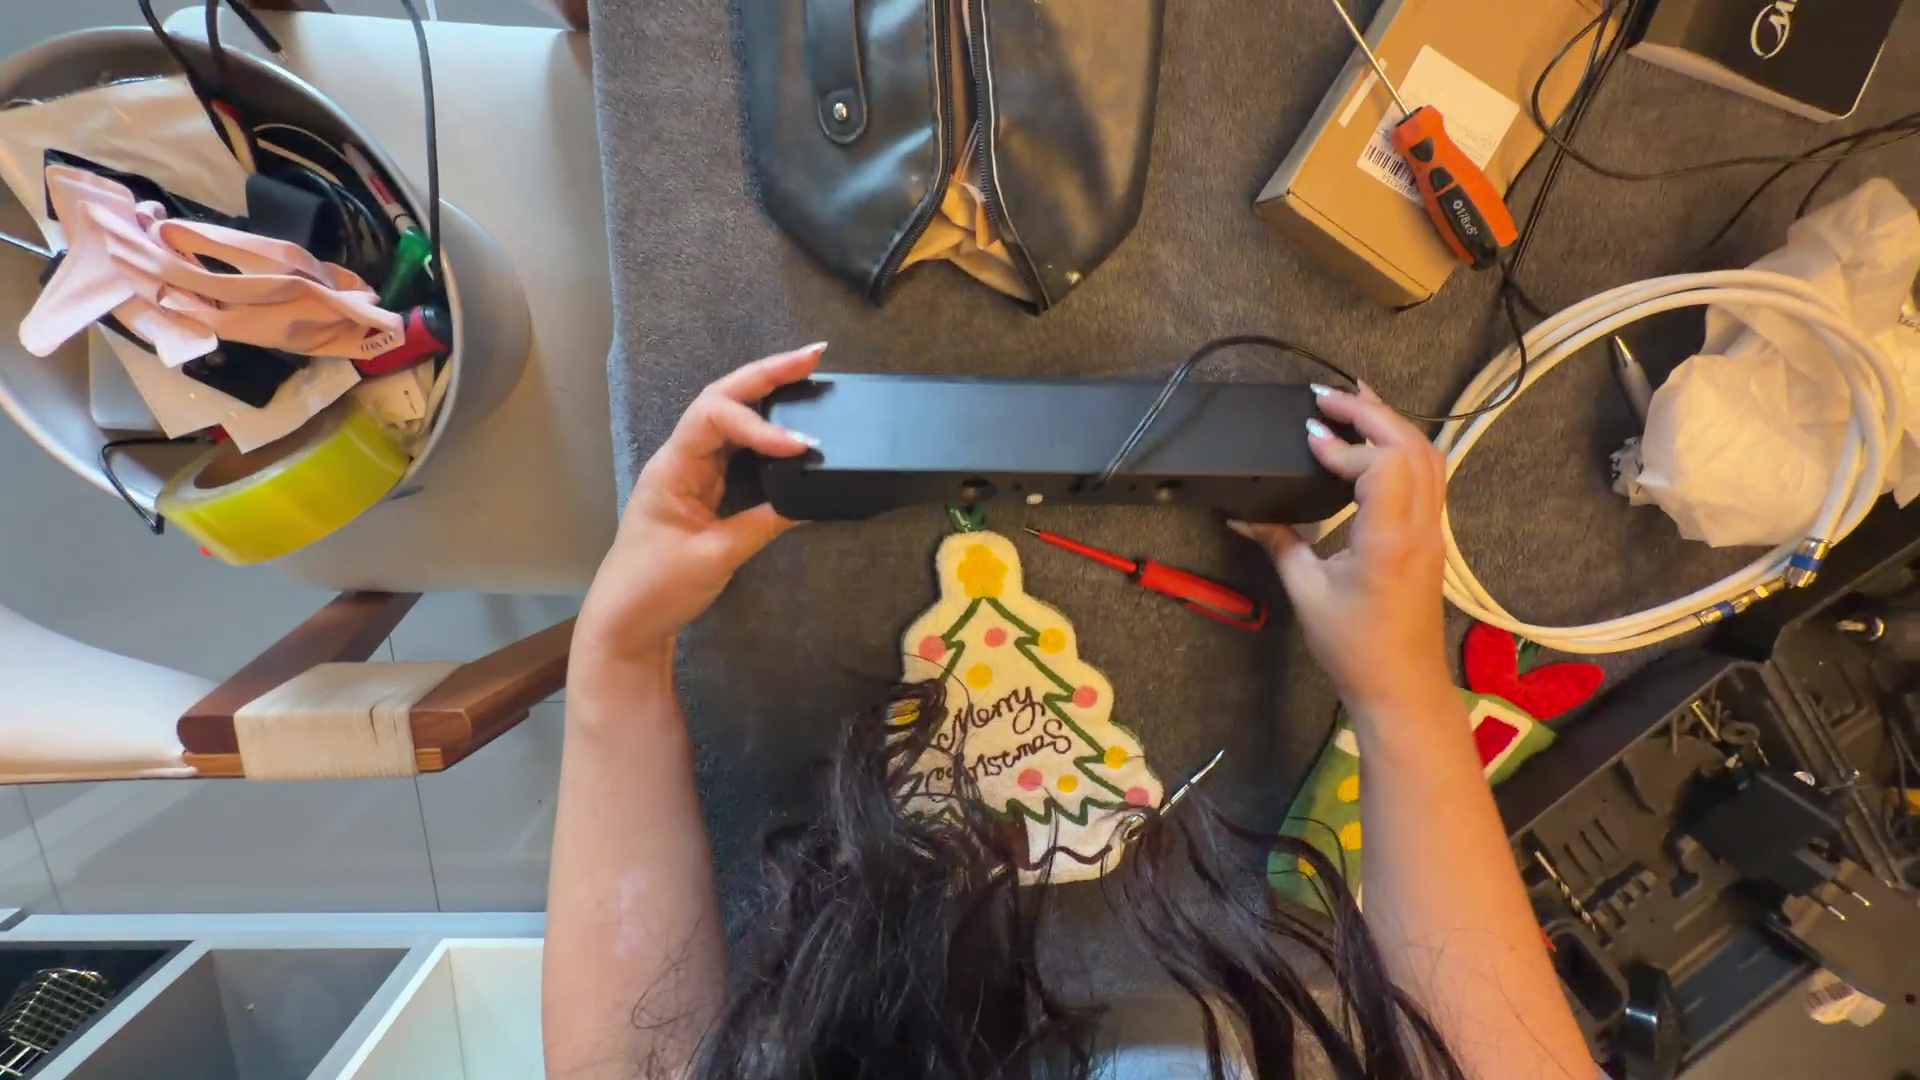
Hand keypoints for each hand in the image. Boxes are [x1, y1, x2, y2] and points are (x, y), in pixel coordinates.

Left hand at [576, 344, 824, 663]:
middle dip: (767, 374)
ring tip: (808, 375)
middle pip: (723, 399)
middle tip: (814, 356)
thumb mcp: (715, 557)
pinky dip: (767, 431)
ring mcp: (694, 473)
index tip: (803, 446)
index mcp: (672, 468)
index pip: (716, 420)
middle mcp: (682, 459)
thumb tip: (808, 501)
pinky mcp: (707, 490)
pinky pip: (739, 449)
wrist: (627, 623)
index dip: (762, 425)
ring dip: (769, 393)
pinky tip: (791, 422)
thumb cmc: (656, 589)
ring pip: (731, 418)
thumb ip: (763, 523)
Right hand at [1231, 385, 1453, 720]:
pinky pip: (1428, 475)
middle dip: (1372, 413)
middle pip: (1413, 448)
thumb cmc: (1352, 645)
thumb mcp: (1306, 593)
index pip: (1381, 467)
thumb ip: (1278, 543)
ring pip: (1429, 457)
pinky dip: (1402, 446)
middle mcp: (1420, 527)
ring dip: (1392, 424)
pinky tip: (1374, 441)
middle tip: (1327, 396)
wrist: (1402, 685)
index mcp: (1389, 541)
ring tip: (1354, 402)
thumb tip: (1242, 515)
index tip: (1306, 437)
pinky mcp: (1430, 536)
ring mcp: (1433, 530)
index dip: (1344, 445)